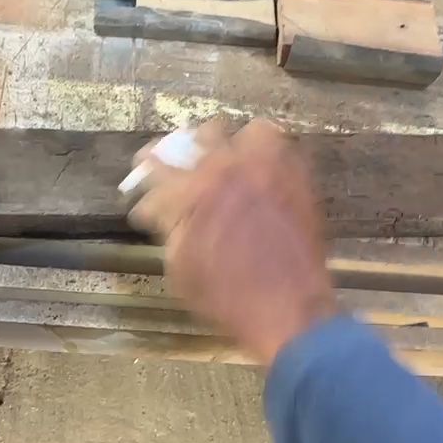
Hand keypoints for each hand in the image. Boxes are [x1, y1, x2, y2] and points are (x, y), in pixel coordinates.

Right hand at [129, 119, 337, 365]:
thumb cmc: (227, 299)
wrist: (288, 311)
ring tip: (231, 162)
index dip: (147, 168)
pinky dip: (270, 155)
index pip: (159, 166)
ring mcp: (270, 172)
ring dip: (234, 144)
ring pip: (248, 132)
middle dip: (187, 150)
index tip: (143, 173)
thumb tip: (162, 211)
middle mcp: (230, 170)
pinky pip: (285, 149)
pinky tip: (263, 172)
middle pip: (201, 136)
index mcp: (193, 192)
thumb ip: (171, 229)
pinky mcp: (299, 181)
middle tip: (186, 167)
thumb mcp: (181, 269)